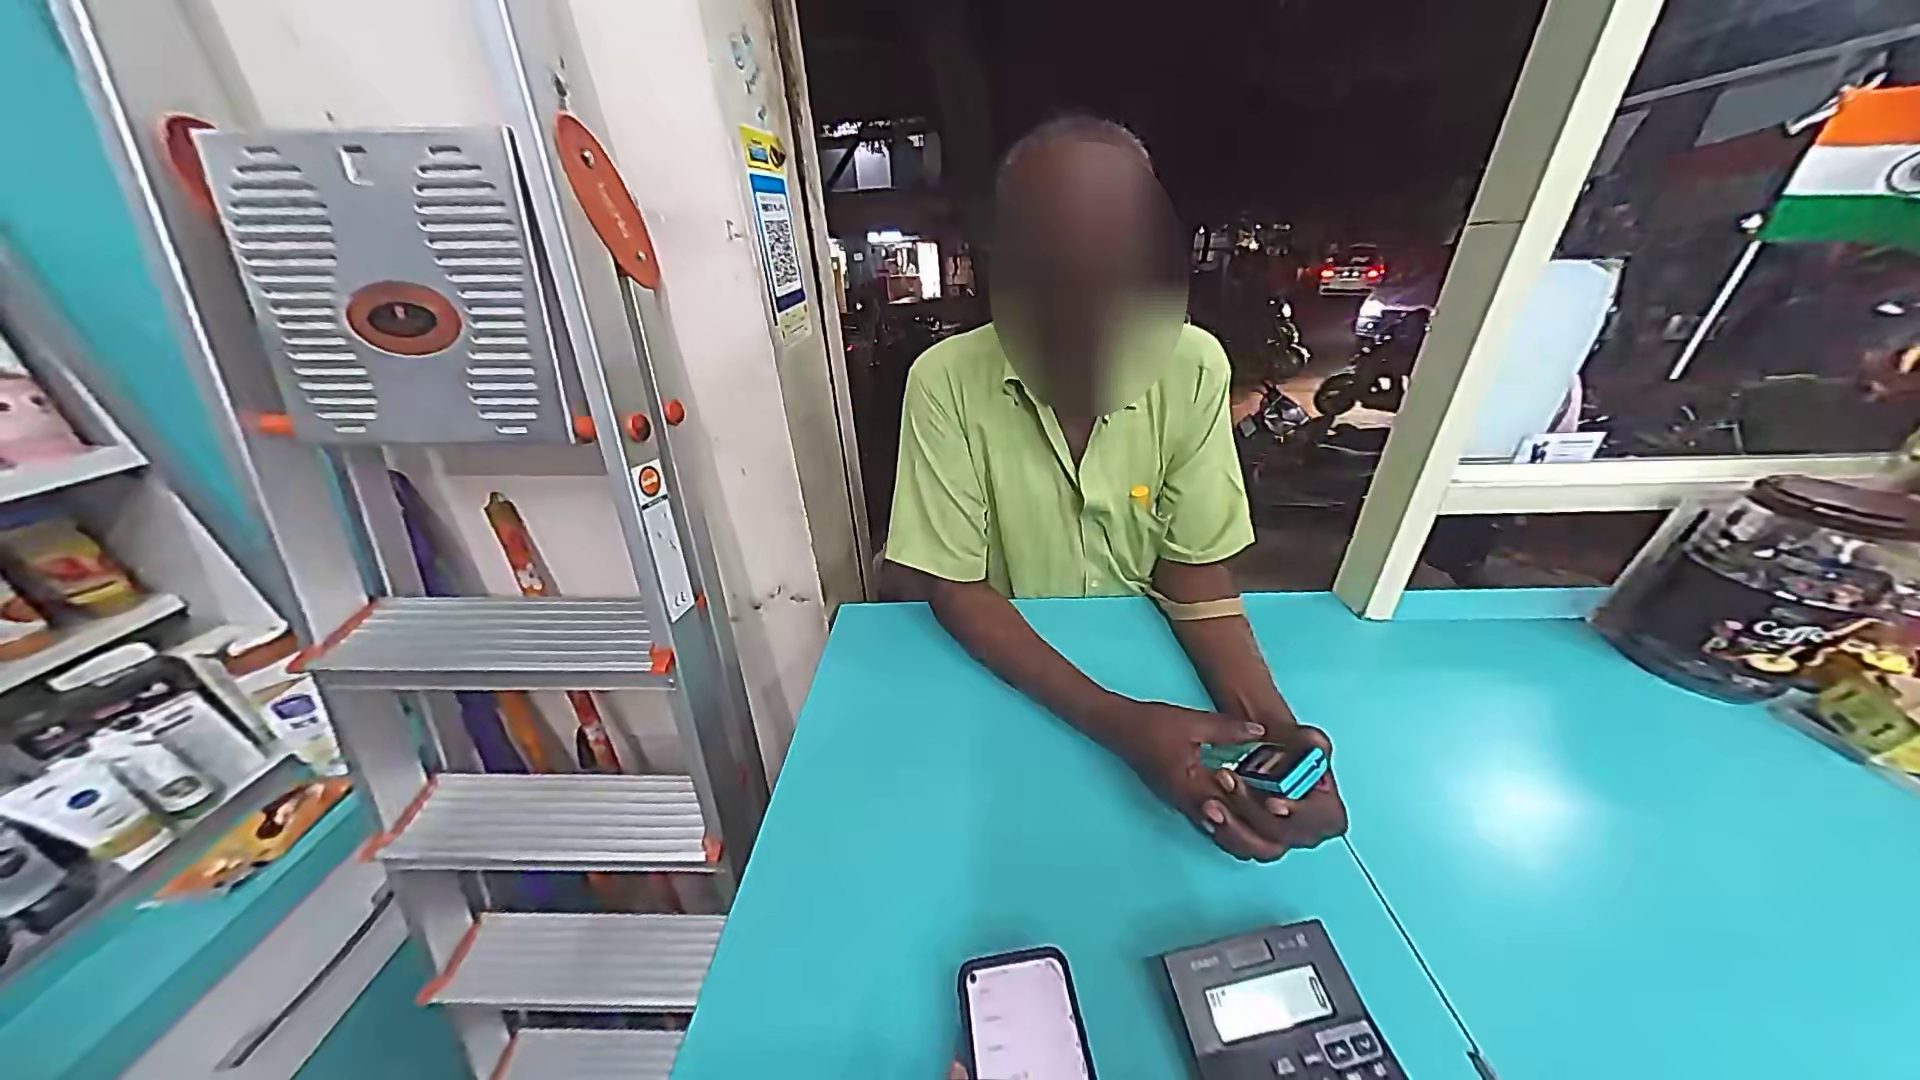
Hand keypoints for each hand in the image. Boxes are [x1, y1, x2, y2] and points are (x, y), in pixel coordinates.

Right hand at [1095, 698, 1291, 860]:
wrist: (1118, 728)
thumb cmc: (1151, 725)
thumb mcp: (1192, 722)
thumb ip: (1228, 729)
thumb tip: (1260, 732)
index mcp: (1193, 787)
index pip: (1235, 814)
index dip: (1261, 815)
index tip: (1285, 810)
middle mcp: (1189, 804)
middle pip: (1230, 837)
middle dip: (1259, 840)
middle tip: (1286, 832)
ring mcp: (1183, 806)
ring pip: (1221, 836)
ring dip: (1246, 835)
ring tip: (1271, 826)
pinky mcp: (1181, 801)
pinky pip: (1211, 824)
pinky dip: (1231, 824)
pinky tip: (1244, 812)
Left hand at [1207, 724, 1347, 853]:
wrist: (1258, 743)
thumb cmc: (1280, 739)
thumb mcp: (1296, 732)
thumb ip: (1306, 739)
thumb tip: (1314, 746)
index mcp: (1324, 805)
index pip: (1325, 821)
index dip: (1301, 815)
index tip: (1273, 802)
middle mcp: (1302, 826)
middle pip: (1283, 835)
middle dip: (1253, 811)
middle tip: (1228, 781)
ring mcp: (1275, 833)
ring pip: (1258, 847)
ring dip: (1233, 826)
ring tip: (1210, 802)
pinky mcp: (1249, 833)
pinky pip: (1237, 844)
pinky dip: (1220, 830)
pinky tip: (1206, 808)